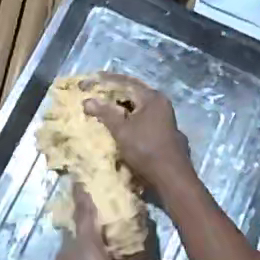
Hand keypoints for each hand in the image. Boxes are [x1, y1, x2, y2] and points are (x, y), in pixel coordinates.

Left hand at [44, 184, 159, 259]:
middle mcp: (67, 251)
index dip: (83, 192)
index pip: (84, 211)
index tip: (81, 176)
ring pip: (74, 249)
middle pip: (80, 231)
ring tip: (109, 258)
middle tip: (112, 225)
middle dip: (94, 227)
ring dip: (88, 249)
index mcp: (86, 247)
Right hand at [83, 73, 193, 189]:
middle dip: (111, 93)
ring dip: (120, 107)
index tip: (87, 83)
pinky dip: (128, 117)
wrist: (172, 178)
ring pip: (137, 107)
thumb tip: (88, 101)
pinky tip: (117, 123)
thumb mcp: (121, 130)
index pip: (125, 82)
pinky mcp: (163, 132)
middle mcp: (161, 104)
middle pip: (132, 93)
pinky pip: (142, 118)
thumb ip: (105, 113)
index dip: (104, 81)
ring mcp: (164, 118)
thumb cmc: (146, 150)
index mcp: (152, 98)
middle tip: (93, 93)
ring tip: (101, 108)